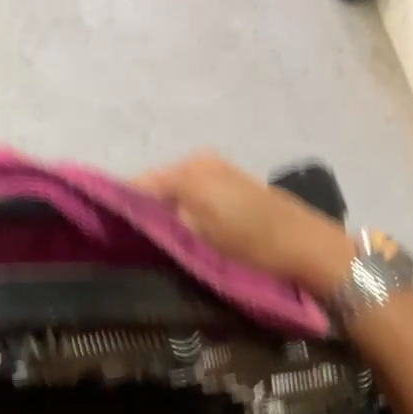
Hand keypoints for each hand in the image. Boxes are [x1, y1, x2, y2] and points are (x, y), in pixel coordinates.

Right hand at [135, 153, 355, 292]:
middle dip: (138, 212)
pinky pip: (190, 199)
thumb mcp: (197, 233)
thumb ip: (158, 219)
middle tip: (122, 245)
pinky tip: (175, 237)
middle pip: (153, 188)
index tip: (102, 236)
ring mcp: (218, 175)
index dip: (117, 208)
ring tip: (145, 245)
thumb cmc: (251, 242)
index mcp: (189, 168)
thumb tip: (126, 216)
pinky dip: (178, 216)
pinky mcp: (231, 190)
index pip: (137, 184)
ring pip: (171, 195)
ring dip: (158, 217)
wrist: (310, 250)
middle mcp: (201, 163)